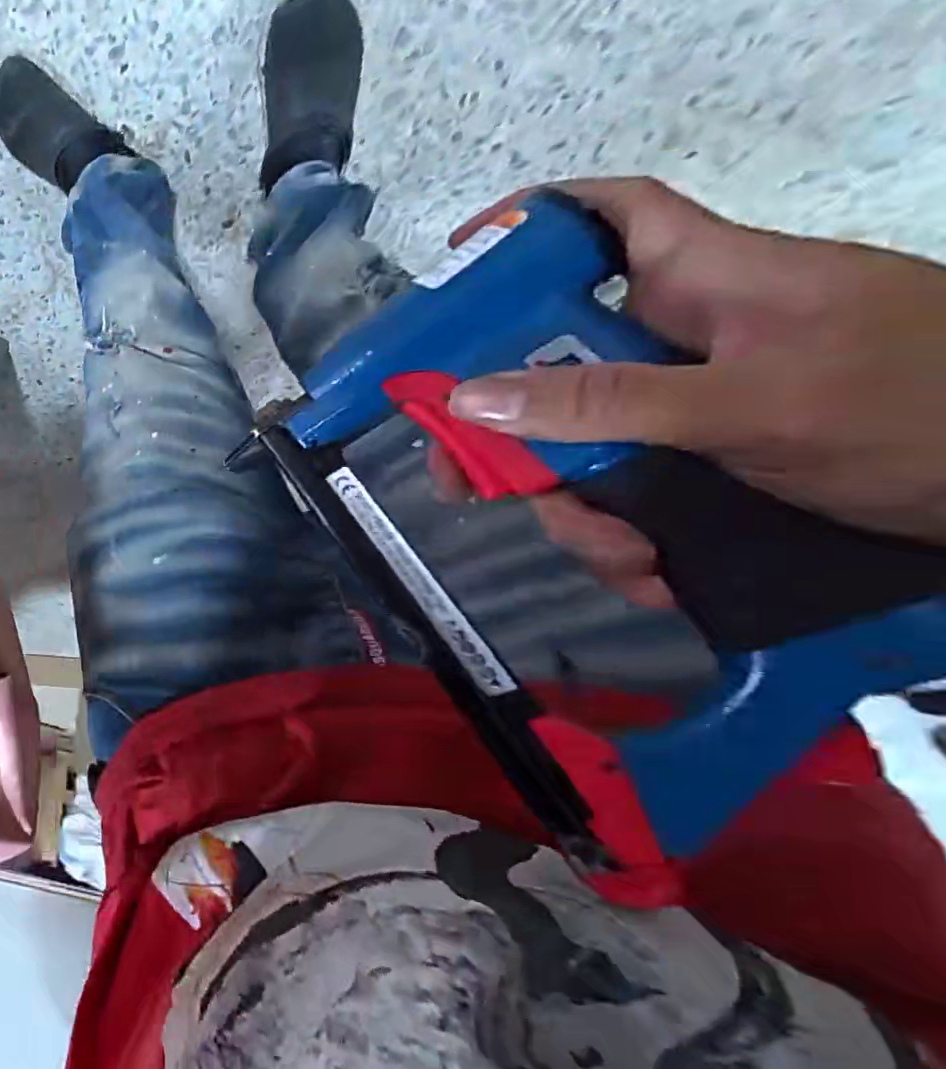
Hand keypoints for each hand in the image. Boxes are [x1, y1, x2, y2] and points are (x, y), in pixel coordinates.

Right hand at [445, 177, 945, 547]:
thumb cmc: (923, 411)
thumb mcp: (755, 403)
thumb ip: (605, 401)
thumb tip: (467, 400)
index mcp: (702, 282)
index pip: (605, 219)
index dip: (526, 225)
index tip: (452, 269)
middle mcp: (671, 340)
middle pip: (546, 361)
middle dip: (501, 427)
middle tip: (462, 475)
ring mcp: (674, 406)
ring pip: (570, 445)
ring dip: (573, 509)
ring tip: (622, 552)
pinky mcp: (685, 462)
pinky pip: (611, 492)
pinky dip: (617, 538)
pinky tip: (650, 566)